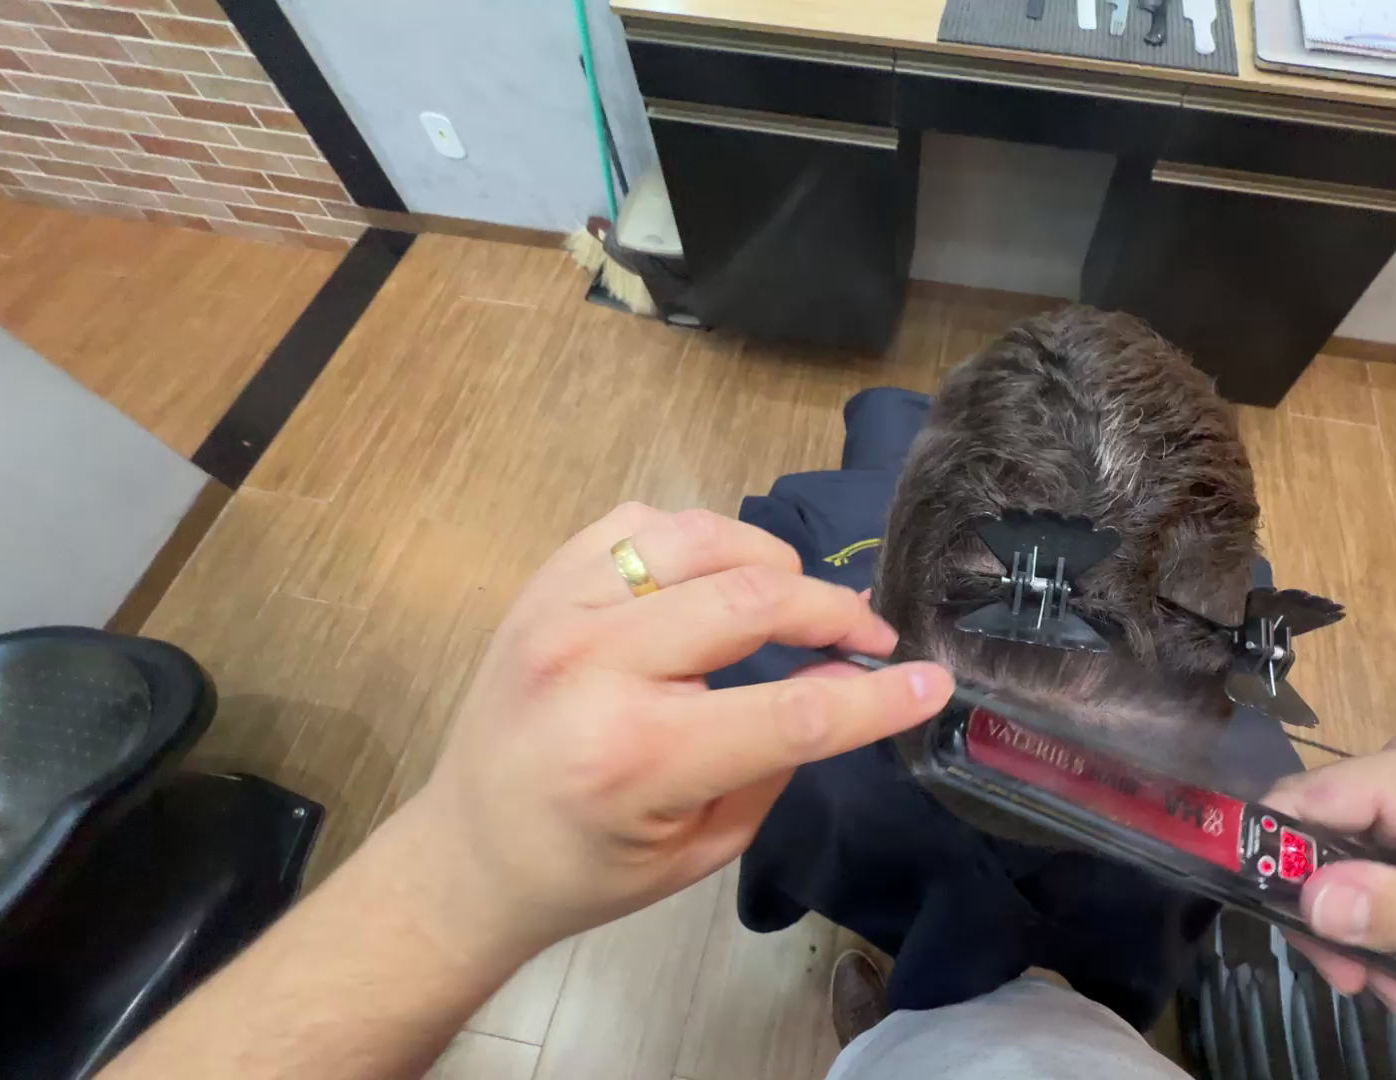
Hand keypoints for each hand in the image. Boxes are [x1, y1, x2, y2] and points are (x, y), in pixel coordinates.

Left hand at [386, 503, 953, 959]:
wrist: (465, 852)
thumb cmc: (592, 867)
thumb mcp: (708, 841)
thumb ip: (782, 754)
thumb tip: (839, 674)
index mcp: (636, 757)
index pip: (792, 712)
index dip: (874, 695)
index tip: (929, 679)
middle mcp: (593, 666)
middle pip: (753, 600)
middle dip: (834, 611)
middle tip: (867, 634)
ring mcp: (560, 608)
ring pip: (702, 537)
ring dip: (771, 562)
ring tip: (790, 598)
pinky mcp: (545, 579)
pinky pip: (646, 521)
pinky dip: (699, 539)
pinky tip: (708, 578)